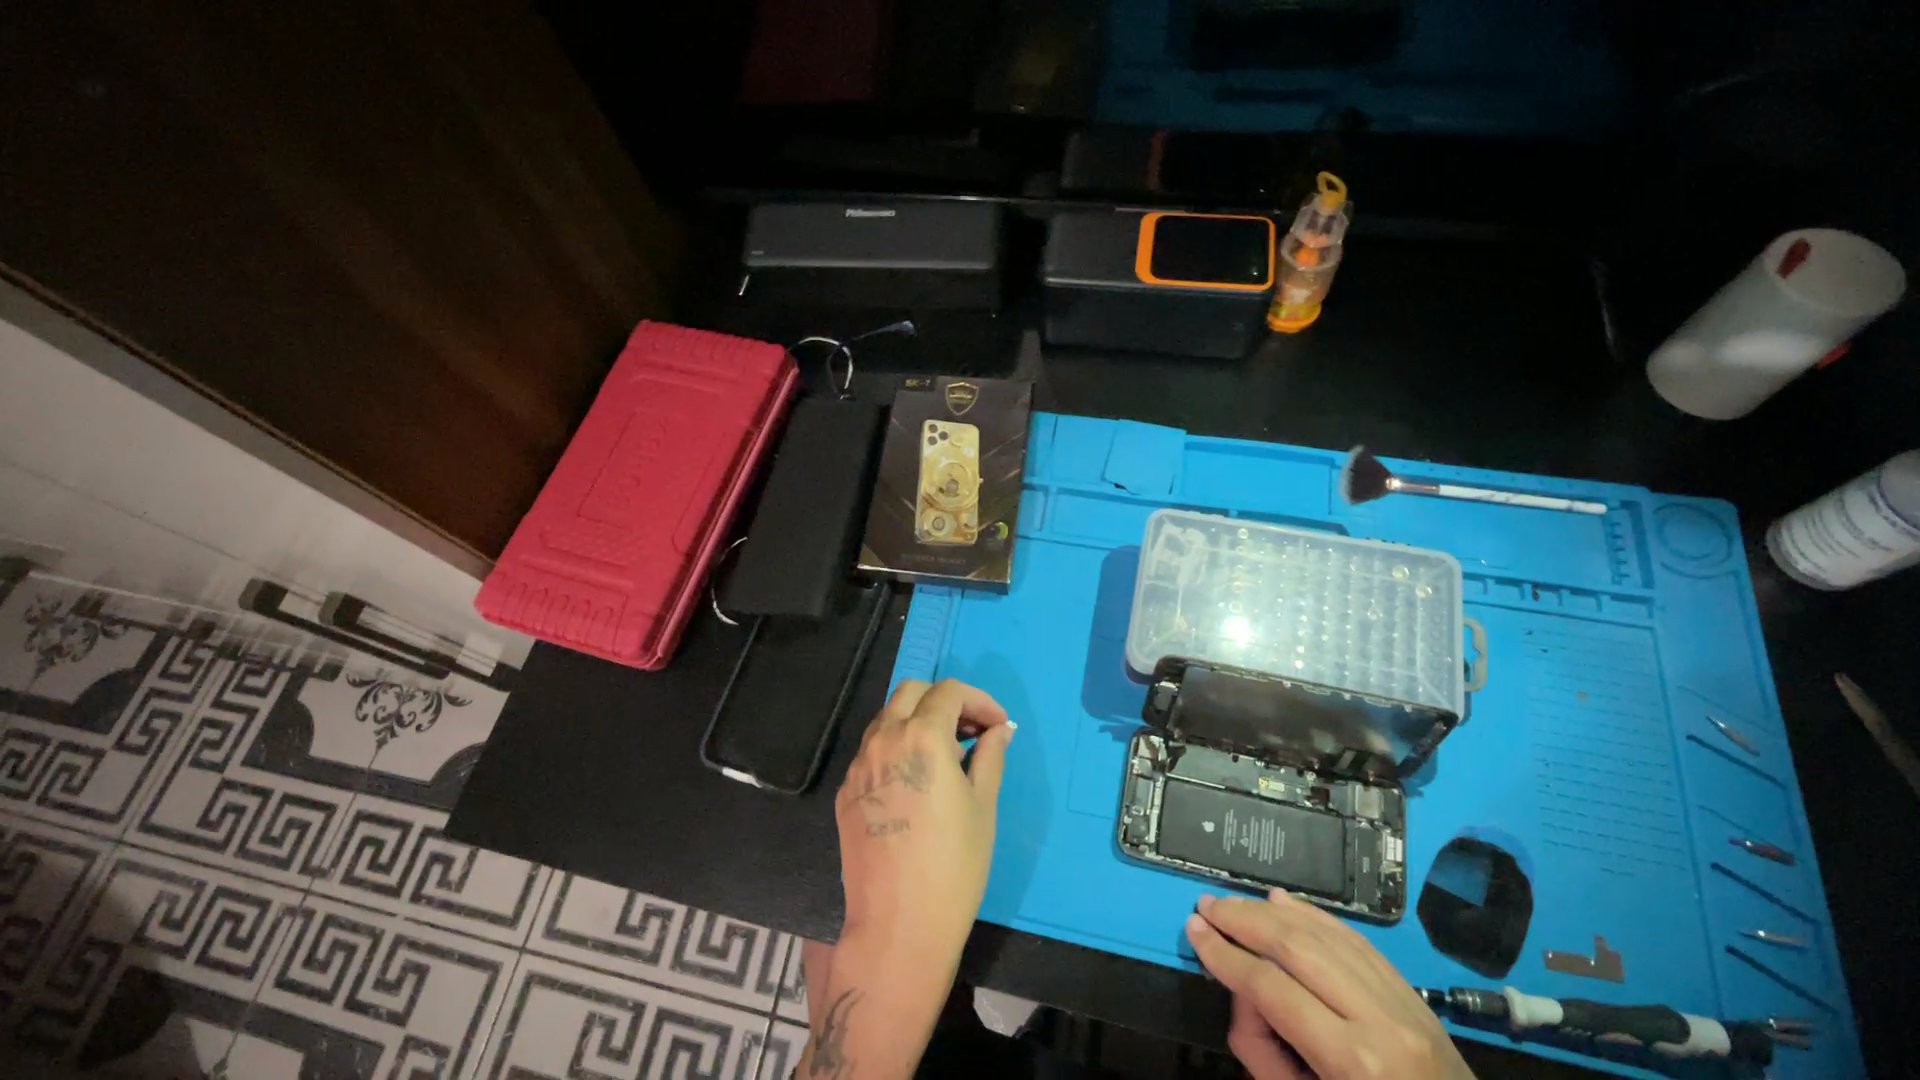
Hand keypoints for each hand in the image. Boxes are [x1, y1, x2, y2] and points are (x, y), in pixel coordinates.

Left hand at [833, 678, 1014, 955]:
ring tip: (946, 756)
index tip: (998, 726)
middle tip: (972, 732)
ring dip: (917, 721)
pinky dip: (897, 749)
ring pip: (887, 719)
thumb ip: (991, 756)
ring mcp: (858, 766)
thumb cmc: (955, 864)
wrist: (899, 923)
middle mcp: (883, 740)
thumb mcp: (983, 805)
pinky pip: (872, 752)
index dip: (980, 701)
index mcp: (922, 736)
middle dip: (945, 701)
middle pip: (911, 693)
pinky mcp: (846, 792)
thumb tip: (1000, 730)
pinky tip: (916, 783)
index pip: (950, 692)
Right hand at [1187, 890, 1474, 1079]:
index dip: (1225, 956)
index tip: (1193, 931)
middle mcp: (1378, 1017)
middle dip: (1244, 921)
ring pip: (1325, 934)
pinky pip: (1354, 940)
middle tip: (1206, 906)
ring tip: (1233, 903)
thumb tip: (1241, 990)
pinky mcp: (1409, 990)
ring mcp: (1400, 998)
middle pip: (1297, 948)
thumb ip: (1264, 1050)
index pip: (1271, 987)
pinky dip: (1314, 916)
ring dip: (1272, 912)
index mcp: (1352, 1058)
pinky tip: (1284, 902)